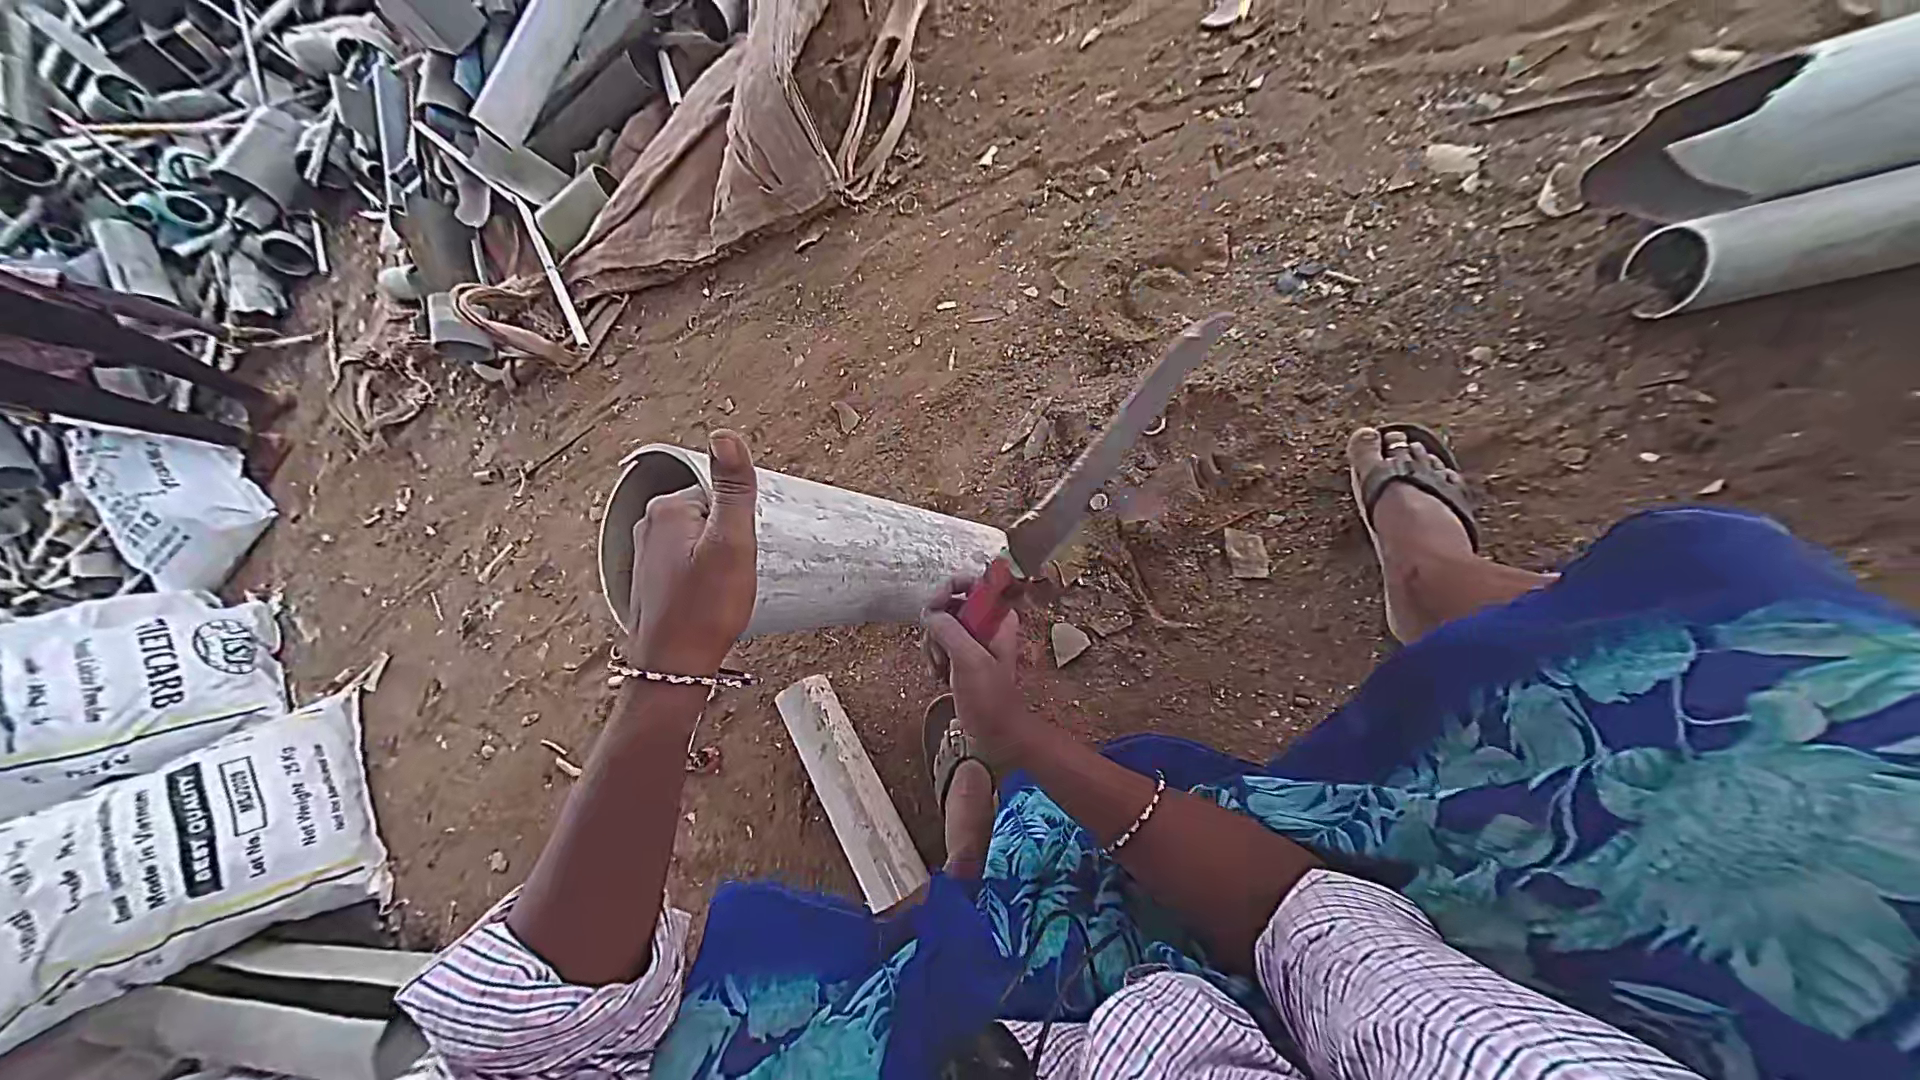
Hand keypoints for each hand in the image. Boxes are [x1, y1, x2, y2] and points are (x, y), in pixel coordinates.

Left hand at [627, 430, 757, 675]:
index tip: (749, 544)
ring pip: (699, 536)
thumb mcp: (732, 543)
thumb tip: (727, 437)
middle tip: (744, 565)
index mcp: (668, 511)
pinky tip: (714, 591)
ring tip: (731, 581)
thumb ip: (733, 489)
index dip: (743, 518)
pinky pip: (689, 557)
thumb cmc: (705, 609)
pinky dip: (705, 568)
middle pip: (709, 512)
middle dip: (732, 533)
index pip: (719, 493)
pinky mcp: (653, 576)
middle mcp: (650, 526)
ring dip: (719, 552)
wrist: (675, 665)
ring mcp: (648, 553)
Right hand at [922, 578, 1028, 761]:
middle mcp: (986, 622)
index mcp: (998, 616)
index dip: (950, 589)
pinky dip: (933, 656)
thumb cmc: (990, 698)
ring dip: (933, 645)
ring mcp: (973, 637)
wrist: (995, 731)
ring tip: (941, 668)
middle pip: (949, 602)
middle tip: (939, 650)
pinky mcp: (962, 652)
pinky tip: (940, 674)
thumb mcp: (969, 660)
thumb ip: (949, 630)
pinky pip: (938, 641)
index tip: (933, 608)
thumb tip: (929, 612)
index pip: (972, 581)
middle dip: (937, 625)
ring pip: (940, 623)